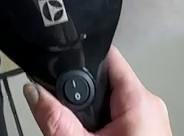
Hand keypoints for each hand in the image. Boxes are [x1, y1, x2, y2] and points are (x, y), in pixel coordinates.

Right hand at [26, 49, 170, 135]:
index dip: (79, 55)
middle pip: (106, 80)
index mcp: (140, 99)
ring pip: (111, 101)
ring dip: (90, 112)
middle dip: (81, 92)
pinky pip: (120, 118)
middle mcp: (150, 105)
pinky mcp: (147, 135)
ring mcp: (151, 122)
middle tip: (62, 107)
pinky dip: (102, 125)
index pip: (106, 57)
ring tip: (76, 128)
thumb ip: (56, 118)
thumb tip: (32, 91)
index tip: (56, 62)